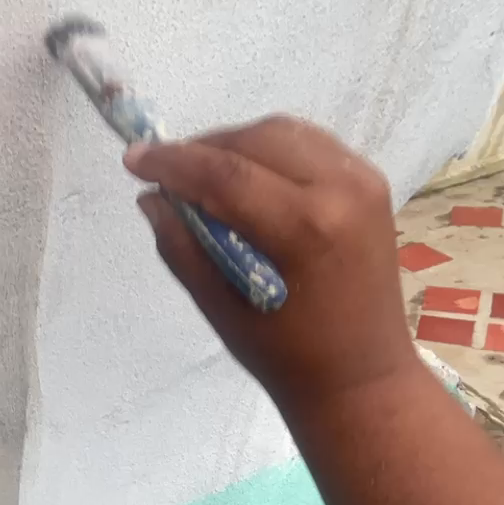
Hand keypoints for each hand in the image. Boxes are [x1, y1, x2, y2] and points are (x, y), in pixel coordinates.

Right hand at [125, 115, 422, 409]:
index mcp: (302, 229)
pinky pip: (309, 145)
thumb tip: (152, 200)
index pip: (225, 173)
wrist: (358, 371)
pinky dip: (266, 151)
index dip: (172, 161)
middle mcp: (340, 190)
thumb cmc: (282, 354)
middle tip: (160, 172)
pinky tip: (240, 179)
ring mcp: (363, 180)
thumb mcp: (218, 307)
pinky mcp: (370, 183)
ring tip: (195, 174)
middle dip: (201, 148)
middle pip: (256, 139)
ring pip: (285, 133)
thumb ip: (183, 248)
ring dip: (232, 144)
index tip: (133, 159)